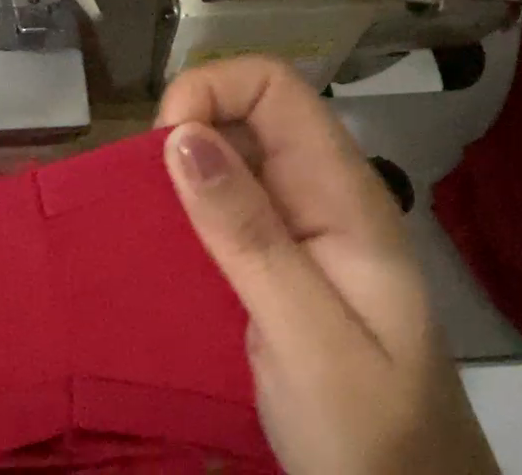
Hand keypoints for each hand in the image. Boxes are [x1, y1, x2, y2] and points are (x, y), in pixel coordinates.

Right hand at [157, 58, 499, 474]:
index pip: (275, 88)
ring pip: (229, 157)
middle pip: (246, 113)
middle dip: (186, 132)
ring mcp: (299, 228)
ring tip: (147, 223)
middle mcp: (320, 195)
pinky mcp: (276, 261)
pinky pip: (222, 207)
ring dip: (178, 173)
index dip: (211, 91)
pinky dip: (183, 210)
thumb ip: (250, 237)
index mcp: (343, 194)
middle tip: (147, 200)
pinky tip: (162, 245)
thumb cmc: (374, 432)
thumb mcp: (310, 339)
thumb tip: (182, 134)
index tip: (163, 148)